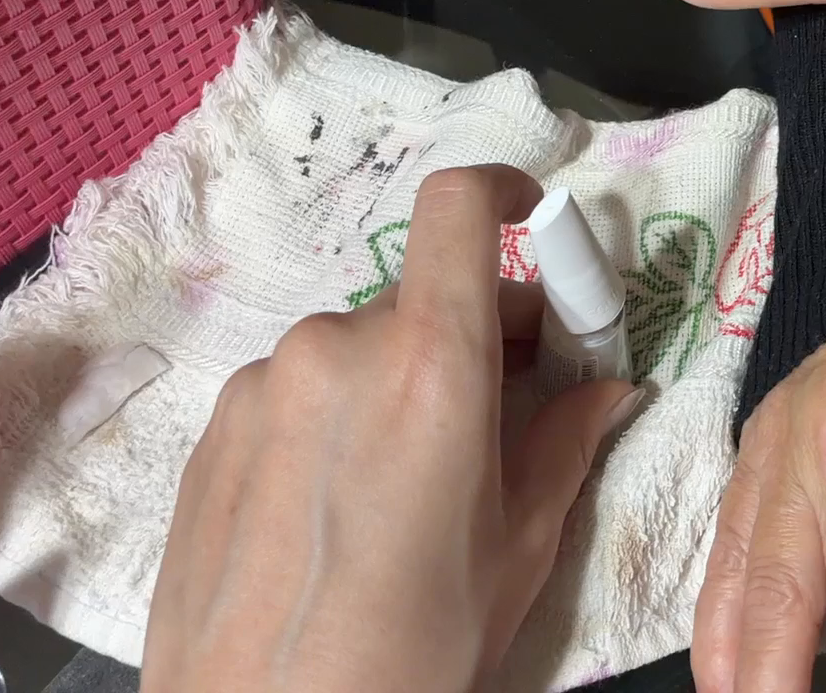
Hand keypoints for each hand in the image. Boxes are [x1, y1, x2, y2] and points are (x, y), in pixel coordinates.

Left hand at [141, 167, 639, 692]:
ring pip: (371, 339)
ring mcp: (263, 384)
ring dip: (415, 368)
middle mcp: (336, 347)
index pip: (456, 210)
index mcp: (428, 363)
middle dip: (484, 327)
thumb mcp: (527, 536)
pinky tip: (348, 490)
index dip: (502, 189)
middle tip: (508, 400)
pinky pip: (310, 380)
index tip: (534, 212)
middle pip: (432, 293)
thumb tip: (612, 386)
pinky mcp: (213, 428)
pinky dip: (352, 401)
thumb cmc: (423, 636)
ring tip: (419, 463)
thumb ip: (572, 433)